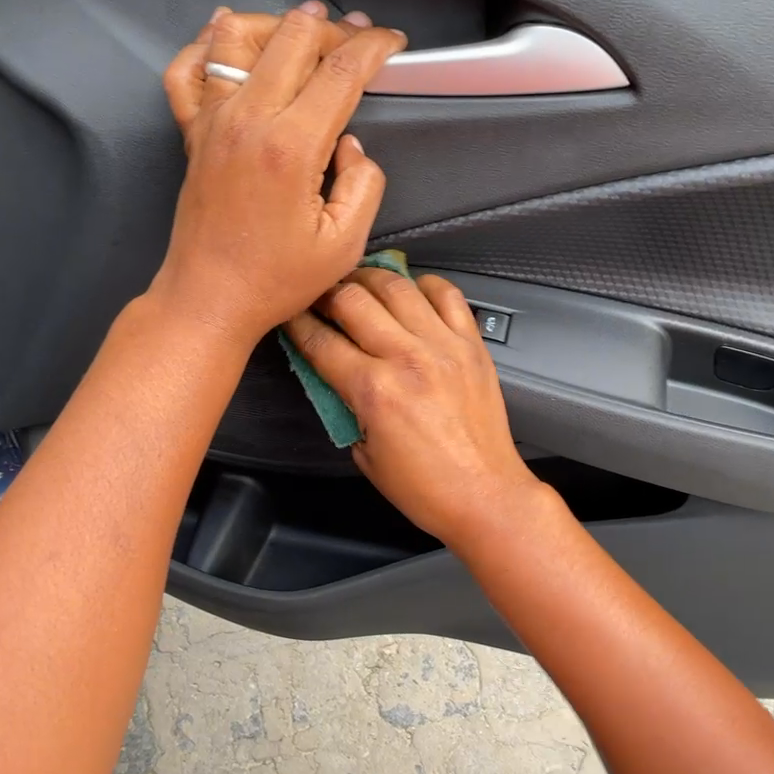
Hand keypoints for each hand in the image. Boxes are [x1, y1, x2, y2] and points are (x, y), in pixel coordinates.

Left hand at [150, 2, 405, 345]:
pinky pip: (187, 68)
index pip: (340, 70)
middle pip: (293, 36)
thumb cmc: (276, 279)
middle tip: (358, 38)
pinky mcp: (193, 131)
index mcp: (291, 146)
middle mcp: (248, 119)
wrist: (210, 298)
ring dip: (277, 25)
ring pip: (238, 35)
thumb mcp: (345, 244)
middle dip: (335, 29)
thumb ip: (364, 183)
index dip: (374, 47)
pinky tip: (228, 39)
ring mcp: (214, 120)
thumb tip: (352, 144)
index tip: (392, 42)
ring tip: (304, 36)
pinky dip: (207, 44)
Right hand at [283, 268, 548, 545]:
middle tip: (319, 295)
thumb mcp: (364, 453)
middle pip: (352, 299)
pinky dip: (424, 285)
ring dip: (369, 278)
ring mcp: (444, 347)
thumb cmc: (427, 487)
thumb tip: (334, 375)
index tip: (289, 313)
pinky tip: (411, 292)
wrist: (484, 495)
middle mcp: (408, 359)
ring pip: (396, 286)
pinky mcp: (472, 346)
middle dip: (326, 292)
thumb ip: (345, 406)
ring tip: (357, 283)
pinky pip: (447, 295)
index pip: (320, 340)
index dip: (296, 322)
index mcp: (374, 391)